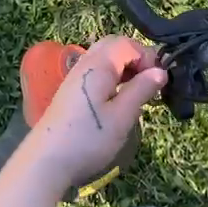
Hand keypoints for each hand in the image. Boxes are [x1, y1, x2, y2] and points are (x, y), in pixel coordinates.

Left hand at [12, 35, 166, 191]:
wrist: (46, 162)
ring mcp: (75, 78)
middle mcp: (84, 64)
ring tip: (138, 93)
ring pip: (104, 59)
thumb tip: (160, 71)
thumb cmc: (88, 138)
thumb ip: (142, 89)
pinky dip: (112, 78)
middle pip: (114, 46)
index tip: (159, 81)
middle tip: (150, 82)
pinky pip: (96, 73)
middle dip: (136, 58)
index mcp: (98, 64)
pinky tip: (119, 100)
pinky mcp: (70, 93)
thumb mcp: (122, 116)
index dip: (148, 57)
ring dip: (124, 69)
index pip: (128, 43)